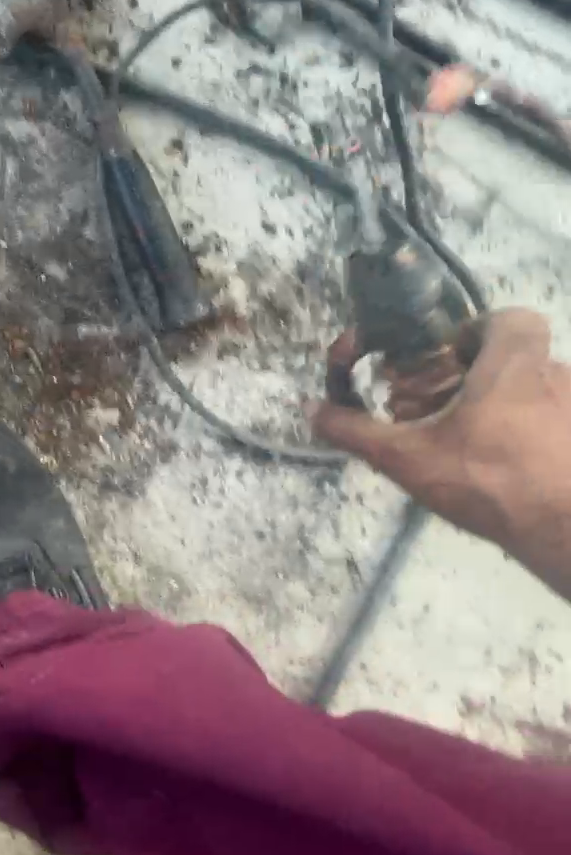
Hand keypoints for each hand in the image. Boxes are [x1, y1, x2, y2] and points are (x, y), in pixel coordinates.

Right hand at [313, 309, 570, 596]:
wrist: (568, 534)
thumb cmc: (486, 483)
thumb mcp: (401, 457)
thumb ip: (351, 428)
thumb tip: (310, 408)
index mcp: (512, 372)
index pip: (510, 319)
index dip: (475, 330)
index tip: (441, 359)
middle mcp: (559, 380)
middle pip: (509, 358)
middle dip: (464, 376)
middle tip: (429, 407)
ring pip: (530, 388)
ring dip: (490, 402)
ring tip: (457, 437)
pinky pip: (550, 415)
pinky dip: (519, 425)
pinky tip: (495, 459)